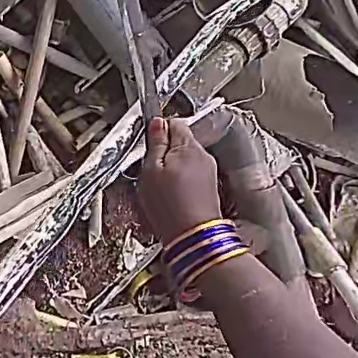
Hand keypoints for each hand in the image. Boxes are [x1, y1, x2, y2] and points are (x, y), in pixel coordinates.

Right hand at [138, 117, 221, 243]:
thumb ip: (155, 143)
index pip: (174, 122)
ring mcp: (208, 170)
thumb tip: (156, 122)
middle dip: (164, 149)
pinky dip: (179, 178)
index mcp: (188, 147)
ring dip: (171, 164)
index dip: (158, 129)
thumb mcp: (150, 170)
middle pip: (180, 140)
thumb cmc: (168, 205)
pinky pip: (190, 172)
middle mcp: (203, 155)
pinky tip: (169, 192)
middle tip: (150, 167)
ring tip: (159, 182)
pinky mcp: (209, 185)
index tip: (148, 142)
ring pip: (184, 157)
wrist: (192, 235)